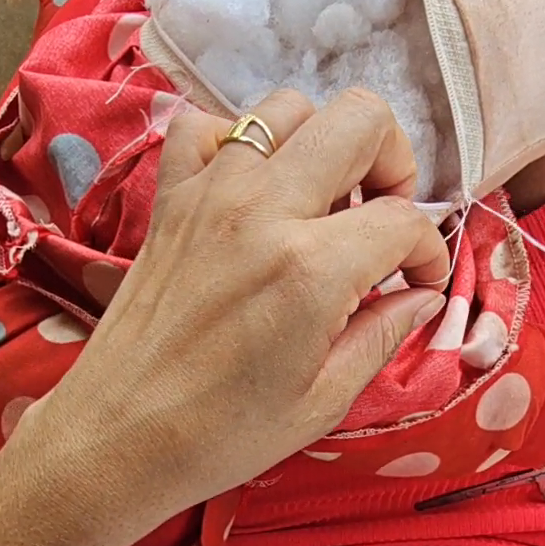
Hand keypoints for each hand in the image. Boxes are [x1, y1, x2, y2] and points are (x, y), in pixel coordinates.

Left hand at [0, 88, 449, 545]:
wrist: (117, 437)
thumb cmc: (220, 436)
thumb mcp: (321, 402)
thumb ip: (382, 337)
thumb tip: (422, 297)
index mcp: (311, 269)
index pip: (402, 221)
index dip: (428, 251)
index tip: (420, 283)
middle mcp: (264, 210)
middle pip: (361, 121)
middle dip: (394, 165)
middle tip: (383, 223)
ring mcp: (210, 194)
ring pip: (289, 108)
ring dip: (323, 146)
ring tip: (323, 207)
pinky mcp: (170, 200)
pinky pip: (208, 127)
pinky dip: (240, 143)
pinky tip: (252, 193)